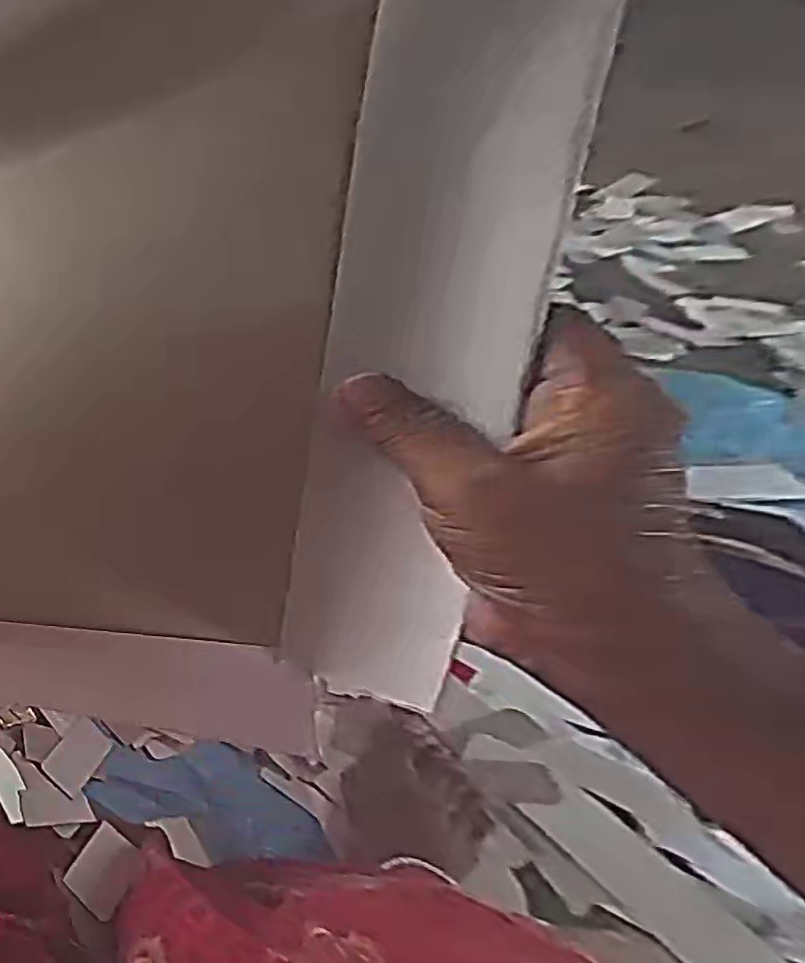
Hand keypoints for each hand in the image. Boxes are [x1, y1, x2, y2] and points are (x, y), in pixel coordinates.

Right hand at [333, 307, 700, 672]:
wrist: (586, 643)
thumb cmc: (576, 568)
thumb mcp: (473, 486)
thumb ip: (411, 432)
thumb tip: (364, 393)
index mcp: (599, 400)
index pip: (536, 326)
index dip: (474, 319)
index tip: (414, 323)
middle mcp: (578, 427)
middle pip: (491, 378)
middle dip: (431, 384)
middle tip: (377, 380)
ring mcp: (544, 467)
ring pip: (469, 427)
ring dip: (422, 434)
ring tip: (375, 428)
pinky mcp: (513, 503)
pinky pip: (457, 468)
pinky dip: (423, 470)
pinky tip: (388, 475)